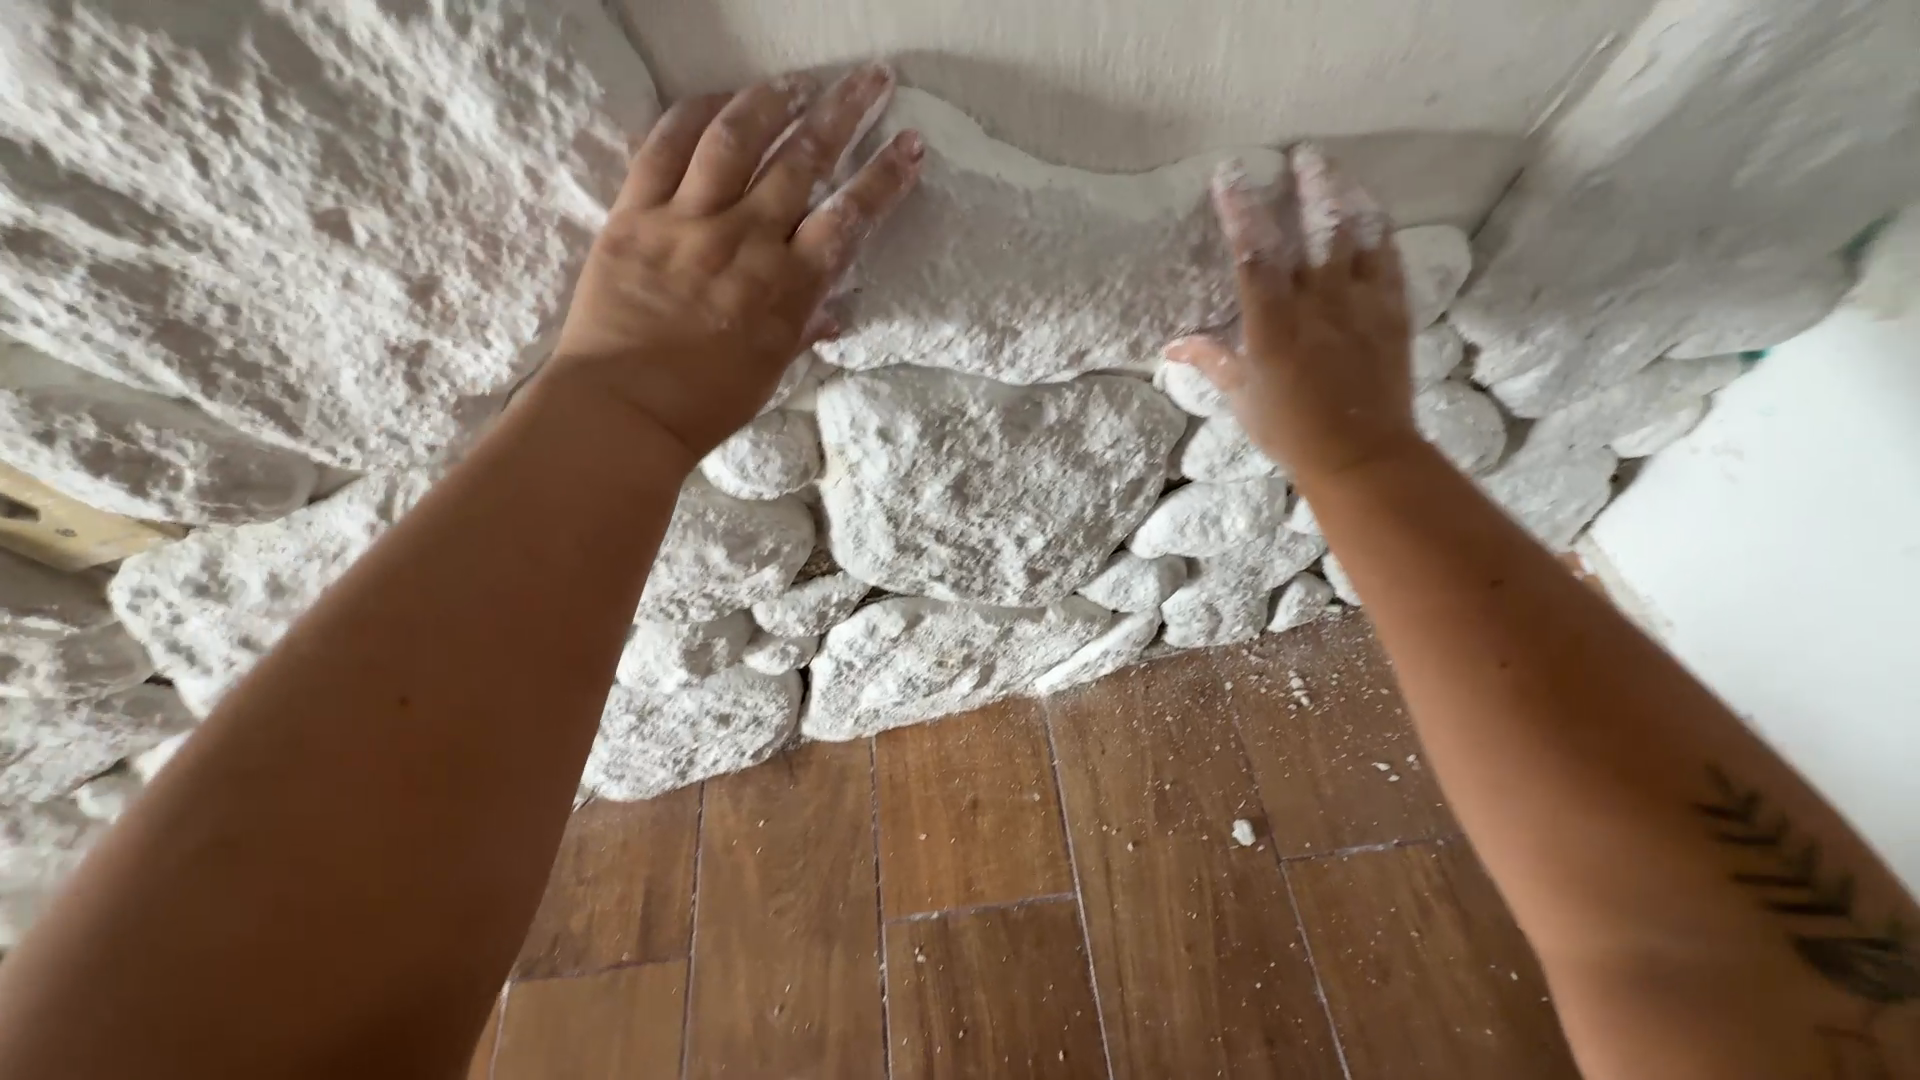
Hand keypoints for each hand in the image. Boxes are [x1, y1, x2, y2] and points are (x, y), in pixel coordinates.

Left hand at [544, 65, 922, 465]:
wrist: (624, 411)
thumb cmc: (707, 404)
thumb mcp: (773, 371)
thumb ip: (804, 329)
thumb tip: (833, 312)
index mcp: (787, 287)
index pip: (849, 216)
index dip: (885, 176)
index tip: (910, 143)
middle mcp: (746, 241)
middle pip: (803, 159)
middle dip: (845, 111)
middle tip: (871, 78)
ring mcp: (689, 222)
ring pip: (738, 138)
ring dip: (774, 99)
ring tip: (798, 82)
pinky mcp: (635, 214)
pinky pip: (666, 147)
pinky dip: (695, 113)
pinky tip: (719, 97)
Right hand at [1166, 146, 1420, 483]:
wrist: (1361, 454)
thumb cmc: (1290, 430)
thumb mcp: (1242, 397)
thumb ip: (1211, 361)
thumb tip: (1172, 345)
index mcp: (1274, 323)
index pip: (1253, 251)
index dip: (1241, 208)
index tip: (1230, 174)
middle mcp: (1319, 302)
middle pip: (1317, 226)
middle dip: (1310, 184)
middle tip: (1305, 153)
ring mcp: (1361, 303)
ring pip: (1359, 233)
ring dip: (1347, 195)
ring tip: (1337, 172)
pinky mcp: (1393, 313)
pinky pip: (1390, 258)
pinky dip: (1380, 230)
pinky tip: (1373, 213)